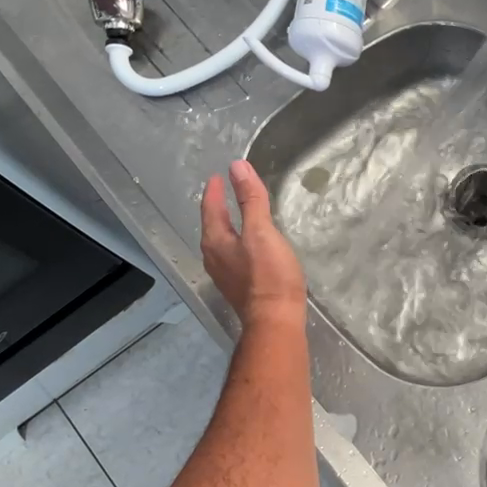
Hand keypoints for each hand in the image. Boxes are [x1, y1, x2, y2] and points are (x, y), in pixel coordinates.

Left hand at [200, 160, 306, 328]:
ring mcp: (225, 275)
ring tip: (237, 216)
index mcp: (216, 241)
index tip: (219, 176)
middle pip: (212, 226)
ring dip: (227, 226)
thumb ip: (251, 199)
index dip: (215, 191)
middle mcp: (214, 257)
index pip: (211, 208)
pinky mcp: (239, 287)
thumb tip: (237, 167)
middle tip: (226, 193)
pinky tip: (249, 246)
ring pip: (221, 242)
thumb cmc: (269, 275)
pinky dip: (238, 243)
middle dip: (218, 208)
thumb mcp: (261, 231)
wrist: (276, 319)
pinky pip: (233, 256)